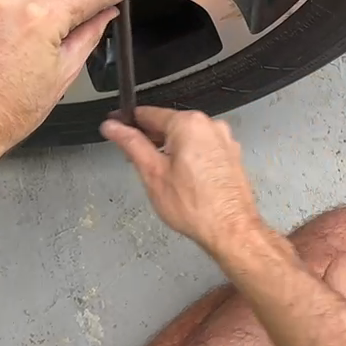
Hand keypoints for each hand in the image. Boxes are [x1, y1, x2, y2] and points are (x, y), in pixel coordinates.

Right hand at [102, 106, 261, 250]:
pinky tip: (183, 179)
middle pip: (169, 124)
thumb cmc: (197, 207)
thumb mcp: (152, 173)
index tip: (116, 126)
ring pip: (186, 137)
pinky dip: (188, 157)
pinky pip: (202, 148)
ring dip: (170, 149)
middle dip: (150, 139)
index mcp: (188, 124)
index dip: (127, 121)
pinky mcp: (231, 155)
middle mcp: (210, 126)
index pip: (148, 113)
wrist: (232, 231)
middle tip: (136, 160)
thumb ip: (131, 144)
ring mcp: (224, 140)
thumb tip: (113, 128)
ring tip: (162, 177)